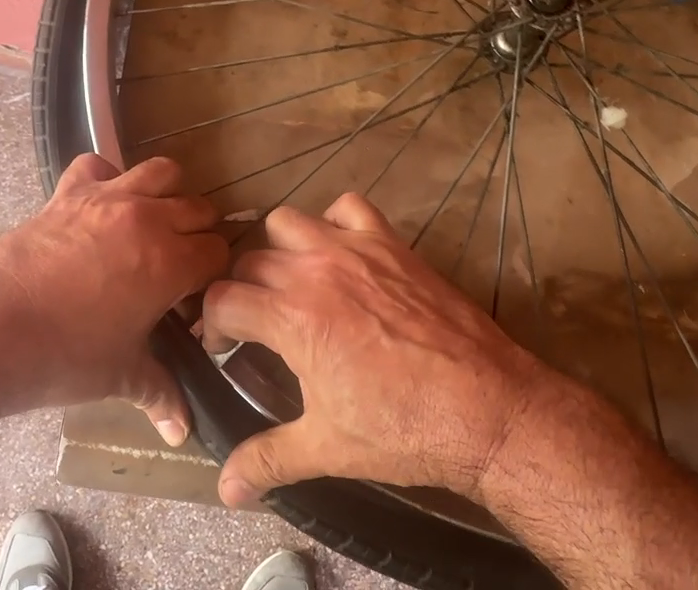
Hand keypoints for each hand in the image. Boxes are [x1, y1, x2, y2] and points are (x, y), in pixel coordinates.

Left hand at [0, 155, 225, 443]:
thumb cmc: (62, 359)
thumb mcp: (120, 376)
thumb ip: (161, 394)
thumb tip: (183, 430)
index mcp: (170, 262)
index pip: (218, 252)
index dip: (213, 277)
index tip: (194, 301)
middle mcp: (146, 218)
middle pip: (198, 208)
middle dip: (197, 236)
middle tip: (176, 269)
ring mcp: (106, 198)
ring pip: (160, 172)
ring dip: (167, 195)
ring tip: (152, 226)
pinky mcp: (68, 192)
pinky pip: (97, 164)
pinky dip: (107, 176)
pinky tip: (103, 206)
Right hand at [202, 193, 585, 506]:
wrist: (485, 409)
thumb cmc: (402, 429)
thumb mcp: (327, 448)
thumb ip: (267, 460)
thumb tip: (225, 490)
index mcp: (292, 317)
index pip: (221, 299)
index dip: (211, 324)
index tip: (224, 347)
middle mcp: (315, 270)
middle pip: (249, 261)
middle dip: (242, 291)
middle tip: (257, 324)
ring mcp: (354, 250)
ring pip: (288, 221)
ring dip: (278, 248)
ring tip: (291, 282)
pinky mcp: (390, 244)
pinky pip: (348, 206)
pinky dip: (334, 221)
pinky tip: (339, 252)